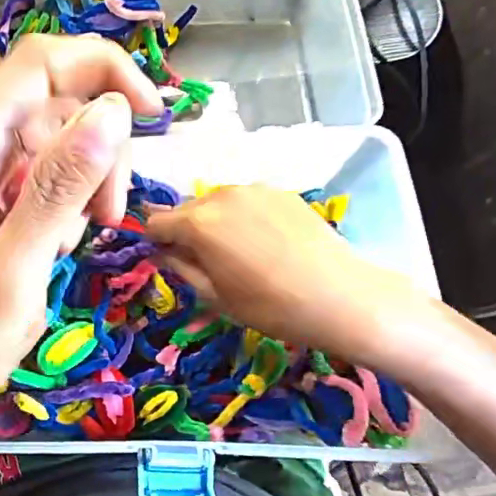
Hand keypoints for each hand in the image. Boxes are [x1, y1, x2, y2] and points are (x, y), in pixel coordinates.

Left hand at [0, 35, 165, 399]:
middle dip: (97, 149)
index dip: (103, 69)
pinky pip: (35, 172)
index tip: (151, 113)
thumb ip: (58, 191)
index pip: (36, 65)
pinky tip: (49, 248)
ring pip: (51, 139)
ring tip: (64, 249)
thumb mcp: (11, 274)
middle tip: (109, 216)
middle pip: (52, 102)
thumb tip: (111, 112)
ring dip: (80, 184)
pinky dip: (59, 203)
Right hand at [145, 184, 437, 367]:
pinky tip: (267, 244)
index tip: (170, 261)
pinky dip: (245, 217)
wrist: (340, 297)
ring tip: (241, 253)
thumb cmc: (269, 306)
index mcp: (197, 223)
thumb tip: (164, 252)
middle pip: (186, 210)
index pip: (156, 223)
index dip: (157, 242)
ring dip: (216, 223)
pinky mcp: (282, 192)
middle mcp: (221, 196)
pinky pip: (247, 202)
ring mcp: (254, 189)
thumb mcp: (214, 296)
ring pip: (217, 203)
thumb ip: (181, 268)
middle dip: (187, 231)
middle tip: (207, 262)